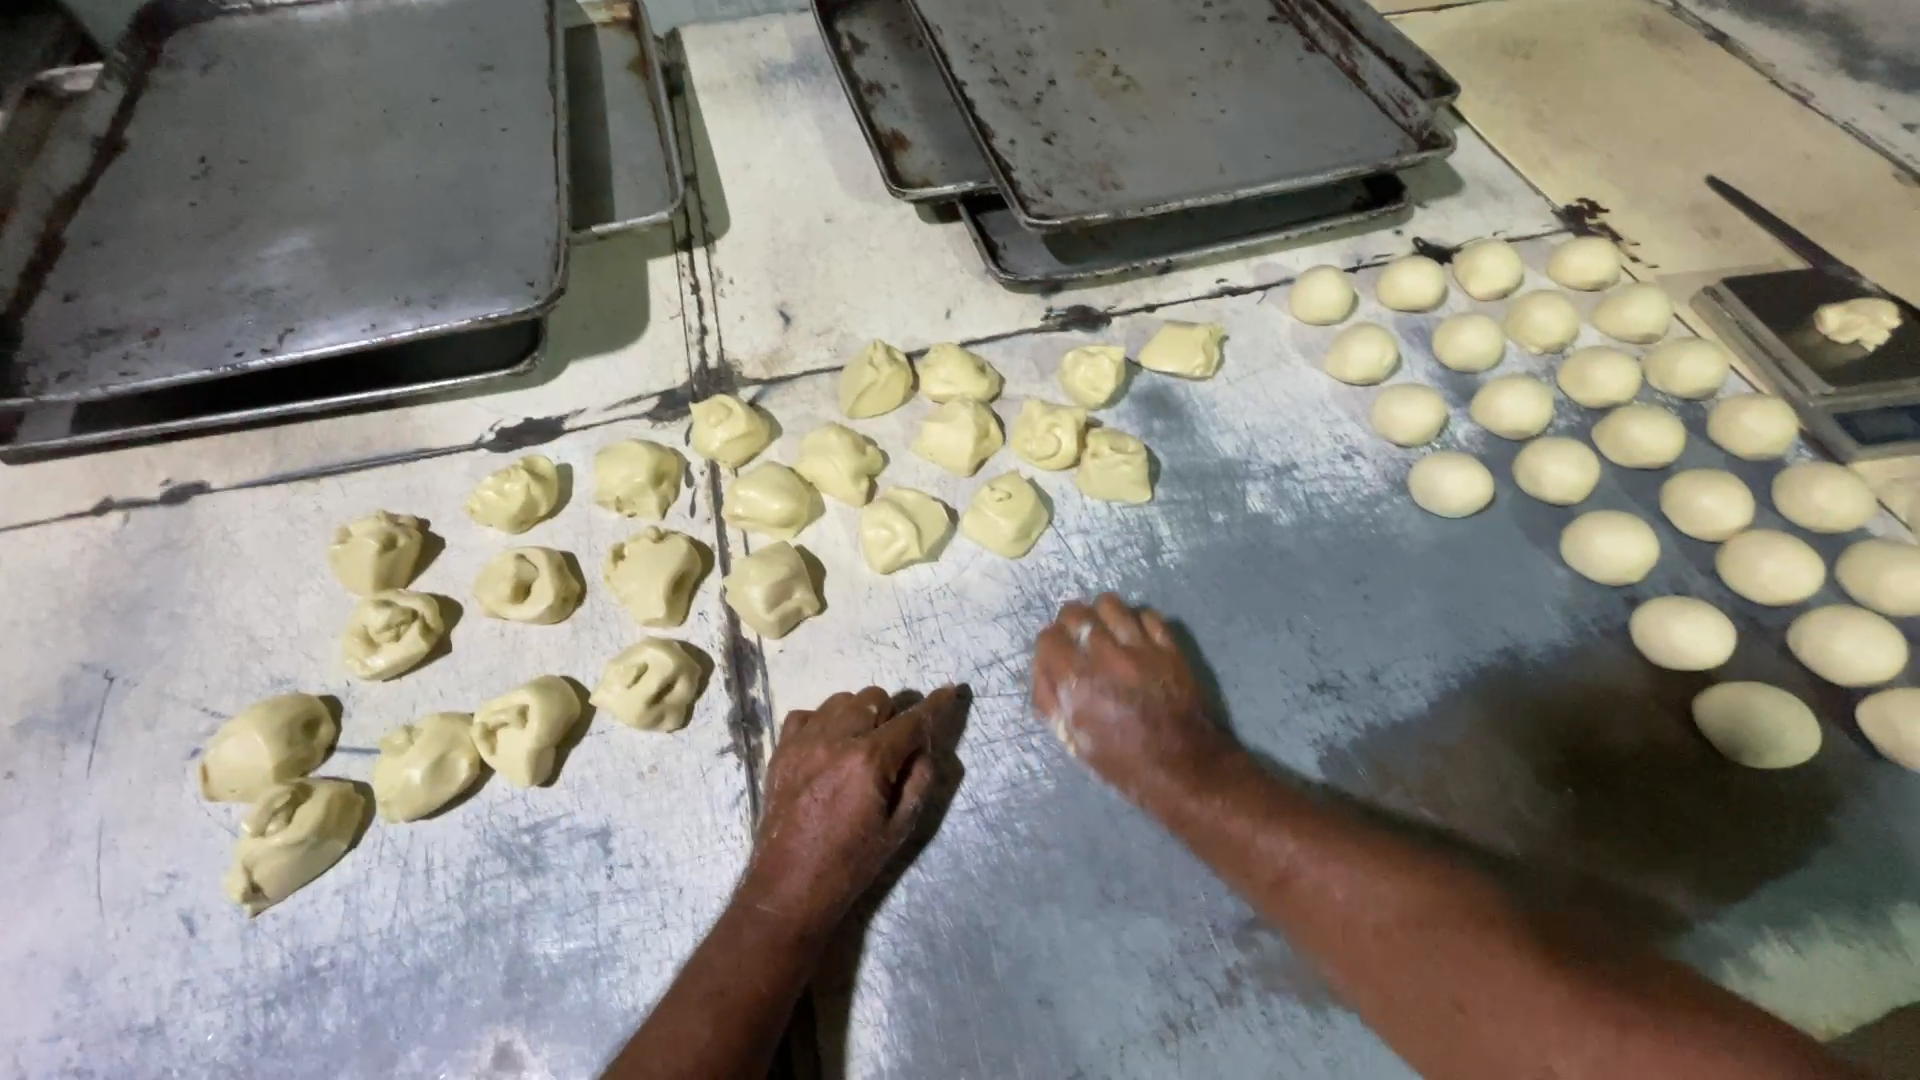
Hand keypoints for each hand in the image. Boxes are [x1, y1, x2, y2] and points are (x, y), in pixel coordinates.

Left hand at [741, 686, 960, 930]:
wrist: (789, 886)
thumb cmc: (851, 863)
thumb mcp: (900, 827)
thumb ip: (920, 779)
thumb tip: (922, 745)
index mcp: (869, 760)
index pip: (911, 720)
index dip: (934, 704)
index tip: (948, 690)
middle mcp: (836, 740)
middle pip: (874, 699)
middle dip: (891, 715)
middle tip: (892, 747)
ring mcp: (804, 742)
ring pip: (841, 700)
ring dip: (858, 715)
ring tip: (859, 745)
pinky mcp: (781, 750)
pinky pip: (806, 715)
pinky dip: (823, 723)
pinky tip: (827, 747)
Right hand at [1031, 594, 1235, 803]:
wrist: (1181, 767)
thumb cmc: (1121, 761)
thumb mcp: (1072, 741)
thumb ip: (1049, 700)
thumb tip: (1042, 668)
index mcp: (1076, 682)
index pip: (1048, 637)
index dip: (1049, 645)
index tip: (1056, 655)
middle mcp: (1104, 657)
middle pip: (1075, 613)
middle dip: (1070, 623)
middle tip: (1078, 639)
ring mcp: (1140, 648)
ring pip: (1110, 604)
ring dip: (1102, 615)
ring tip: (1106, 631)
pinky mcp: (1168, 647)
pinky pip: (1146, 614)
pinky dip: (1136, 621)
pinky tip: (1135, 638)